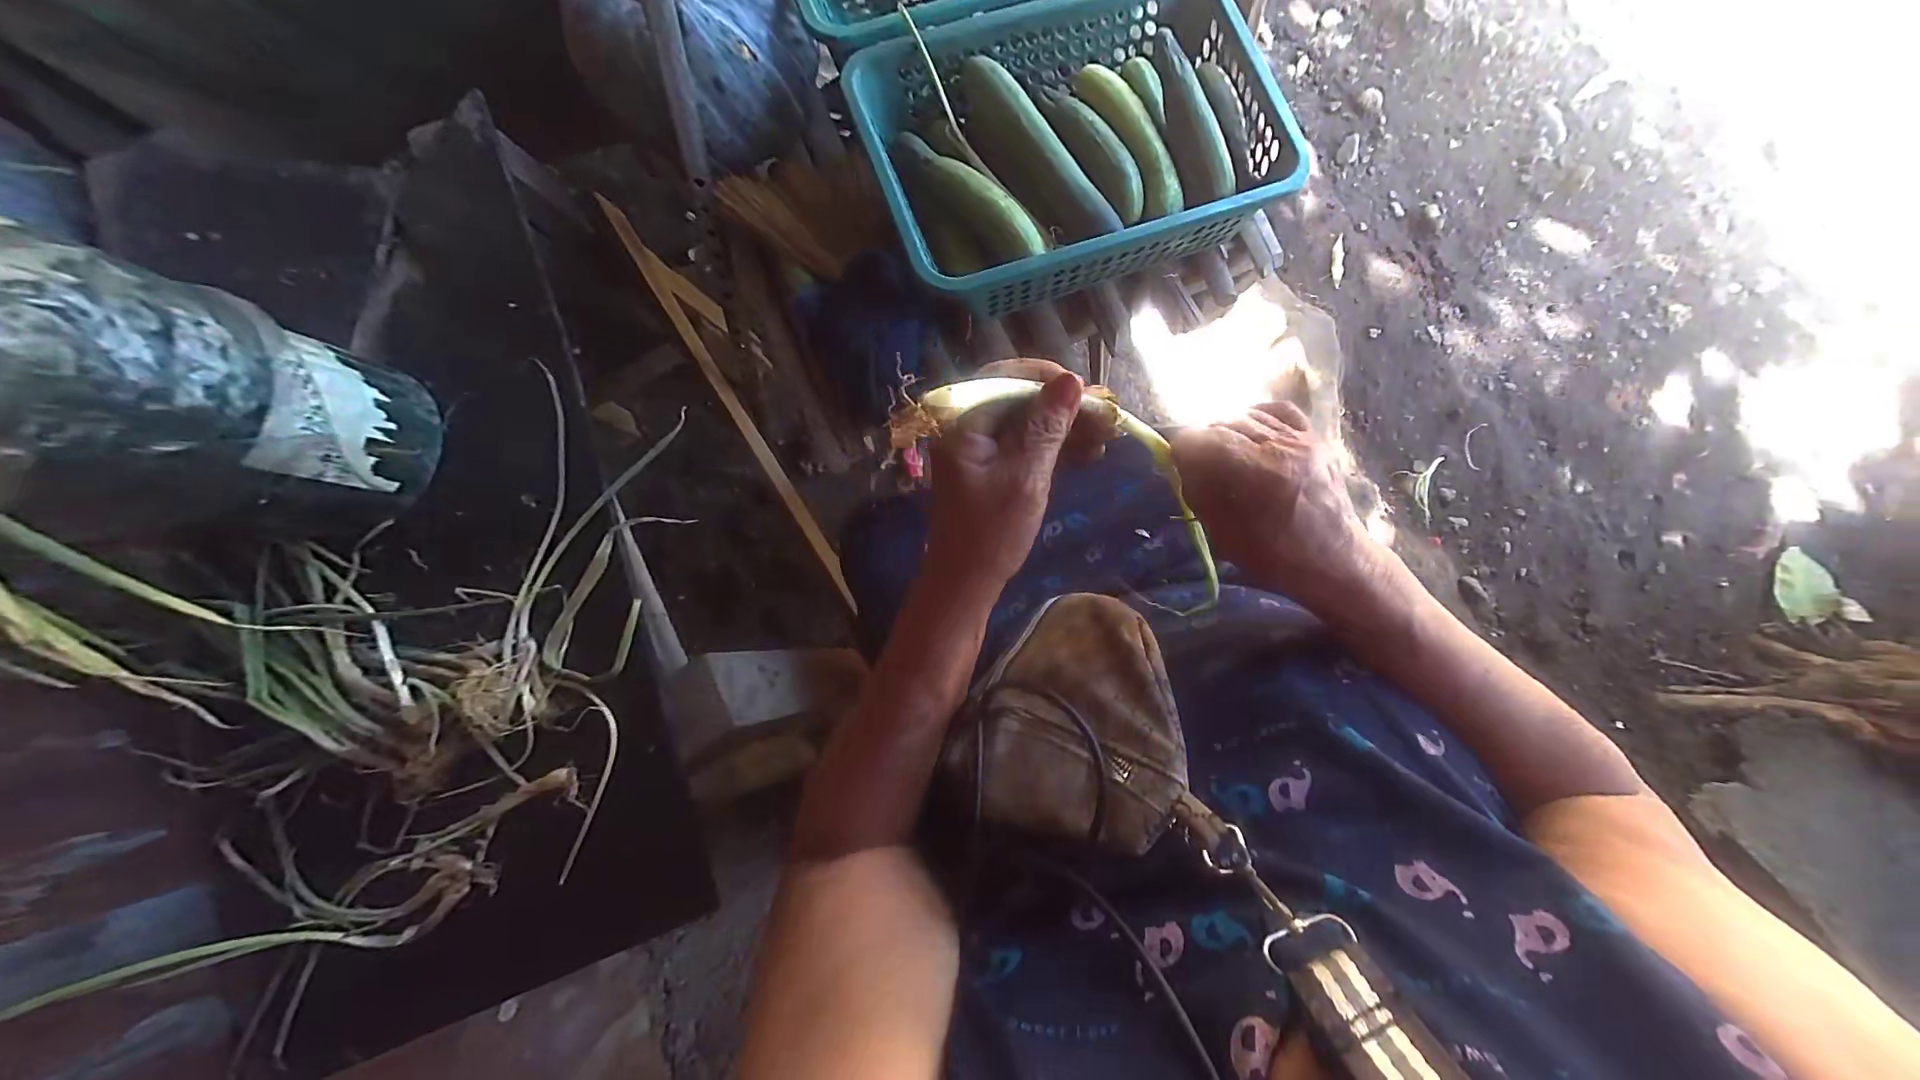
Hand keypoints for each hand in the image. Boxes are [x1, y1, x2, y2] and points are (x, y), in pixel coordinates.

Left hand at [924, 366, 1084, 589]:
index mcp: (962, 422)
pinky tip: (1088, 453)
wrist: (965, 582)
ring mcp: (977, 447)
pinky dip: (1053, 448)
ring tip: (1106, 437)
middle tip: (1106, 417)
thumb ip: (1047, 427)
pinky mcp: (990, 467)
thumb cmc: (991, 533)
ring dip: (1065, 427)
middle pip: (1019, 398)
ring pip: (1026, 422)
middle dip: (1064, 406)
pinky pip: (1024, 444)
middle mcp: (965, 426)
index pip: (1007, 378)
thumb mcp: (1026, 477)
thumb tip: (1073, 381)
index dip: (1050, 379)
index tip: (1088, 392)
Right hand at [1170, 401, 1383, 608]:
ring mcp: (1300, 438)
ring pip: (1248, 416)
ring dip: (1227, 432)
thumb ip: (1199, 492)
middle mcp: (1278, 445)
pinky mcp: (1315, 439)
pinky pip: (1280, 411)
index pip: (1200, 438)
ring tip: (1222, 455)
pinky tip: (1251, 434)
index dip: (1181, 450)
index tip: (1176, 465)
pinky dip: (1258, 417)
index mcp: (1253, 470)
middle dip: (1202, 442)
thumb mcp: (1222, 531)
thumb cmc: (1274, 556)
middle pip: (1221, 424)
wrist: (1333, 562)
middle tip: (1197, 466)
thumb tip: (1182, 466)